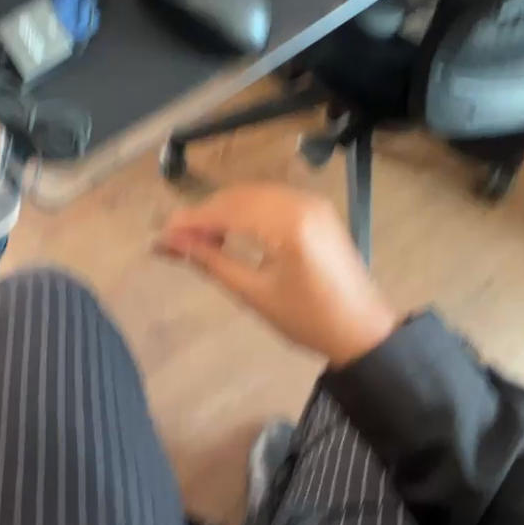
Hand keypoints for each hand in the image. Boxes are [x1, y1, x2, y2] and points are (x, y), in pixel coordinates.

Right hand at [157, 184, 398, 365]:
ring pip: (251, 195)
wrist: (362, 330)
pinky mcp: (316, 209)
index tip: (161, 235)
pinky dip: (244, 211)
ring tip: (197, 240)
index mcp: (289, 225)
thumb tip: (170, 243)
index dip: (190, 221)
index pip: (227, 211)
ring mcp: (311, 202)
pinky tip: (228, 232)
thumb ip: (211, 261)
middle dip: (203, 215)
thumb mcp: (254, 293)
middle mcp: (301, 203)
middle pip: (237, 196)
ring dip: (221, 211)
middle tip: (173, 240)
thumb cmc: (308, 320)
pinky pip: (270, 199)